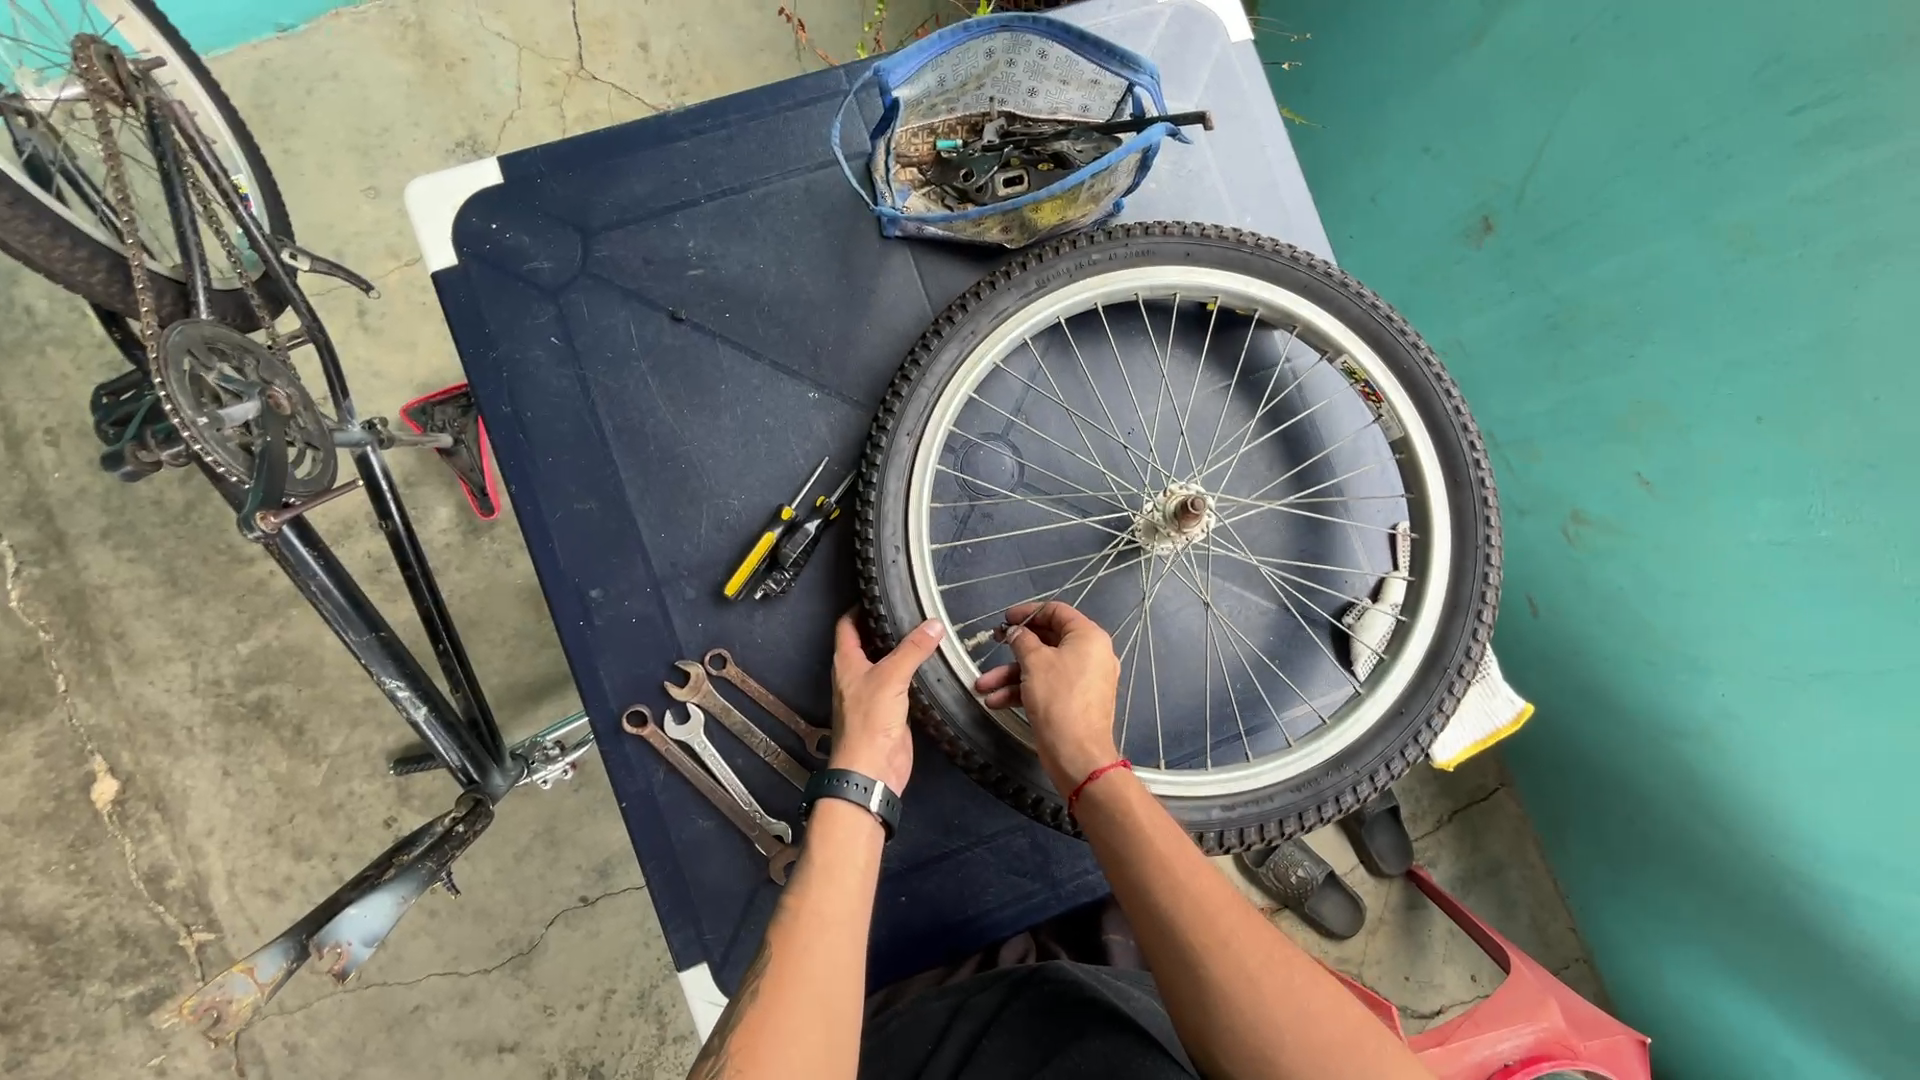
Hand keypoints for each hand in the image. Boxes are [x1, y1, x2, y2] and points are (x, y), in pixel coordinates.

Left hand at [829, 612, 944, 793]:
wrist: (872, 769)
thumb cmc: (869, 721)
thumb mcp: (891, 677)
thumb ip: (913, 649)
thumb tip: (934, 624)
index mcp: (846, 662)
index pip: (847, 625)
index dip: (859, 607)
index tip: (879, 593)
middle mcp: (856, 675)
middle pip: (867, 642)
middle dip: (884, 626)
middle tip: (909, 609)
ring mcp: (872, 693)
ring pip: (885, 663)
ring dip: (900, 649)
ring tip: (923, 631)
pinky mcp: (889, 710)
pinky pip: (900, 683)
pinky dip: (912, 672)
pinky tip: (929, 665)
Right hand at [973, 601, 1121, 791]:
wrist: (1077, 755)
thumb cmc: (1058, 699)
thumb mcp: (1034, 662)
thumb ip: (1022, 640)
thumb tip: (1017, 632)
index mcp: (1088, 637)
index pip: (1057, 611)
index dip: (1028, 611)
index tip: (1005, 618)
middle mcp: (1091, 654)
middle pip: (1048, 640)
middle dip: (1015, 648)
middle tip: (993, 643)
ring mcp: (1084, 679)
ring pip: (1043, 667)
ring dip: (1011, 675)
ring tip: (982, 686)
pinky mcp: (1075, 701)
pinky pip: (1048, 686)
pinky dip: (1023, 691)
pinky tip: (996, 701)